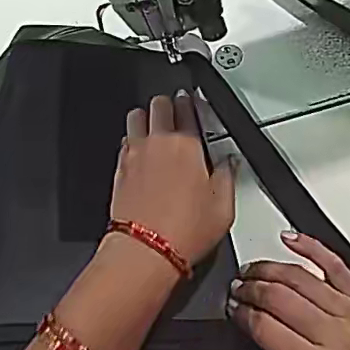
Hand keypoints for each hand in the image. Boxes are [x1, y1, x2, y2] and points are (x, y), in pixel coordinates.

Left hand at [110, 93, 235, 266]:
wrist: (146, 249)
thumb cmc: (184, 231)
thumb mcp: (223, 207)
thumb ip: (228, 176)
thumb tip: (230, 163)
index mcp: (187, 145)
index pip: (187, 108)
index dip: (190, 101)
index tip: (191, 101)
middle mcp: (158, 142)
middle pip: (158, 103)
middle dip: (167, 103)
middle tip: (174, 111)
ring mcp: (135, 152)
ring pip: (135, 115)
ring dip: (145, 116)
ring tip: (154, 124)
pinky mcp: (120, 166)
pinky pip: (124, 140)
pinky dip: (132, 139)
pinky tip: (140, 150)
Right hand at [229, 232, 349, 349]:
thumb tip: (253, 330)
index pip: (265, 326)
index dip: (241, 313)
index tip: (231, 310)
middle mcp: (336, 336)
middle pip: (278, 296)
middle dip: (249, 288)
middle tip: (235, 289)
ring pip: (298, 276)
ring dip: (267, 269)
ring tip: (249, 271)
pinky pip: (333, 264)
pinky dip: (310, 246)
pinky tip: (289, 239)